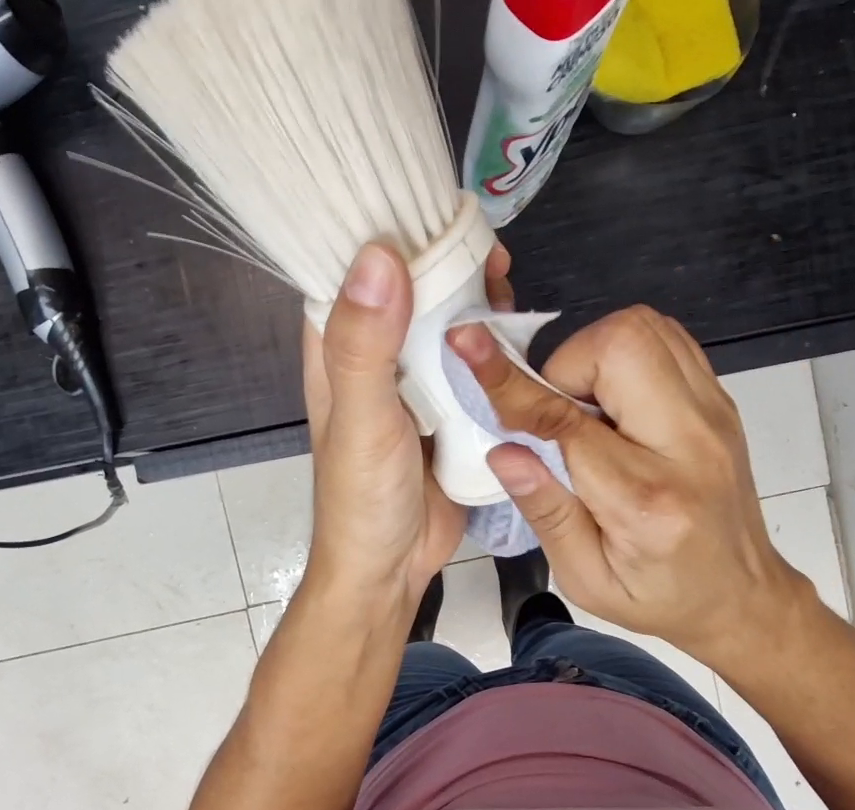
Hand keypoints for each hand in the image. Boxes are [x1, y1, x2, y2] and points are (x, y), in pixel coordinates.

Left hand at [300, 243, 497, 608]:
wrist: (392, 569)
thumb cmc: (363, 497)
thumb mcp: (362, 420)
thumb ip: (366, 345)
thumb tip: (380, 253)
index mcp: (336, 348)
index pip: (348, 267)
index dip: (382, 227)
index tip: (424, 196)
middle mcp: (372, 355)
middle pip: (406, 287)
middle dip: (443, 258)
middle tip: (486, 244)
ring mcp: (411, 381)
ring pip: (443, 319)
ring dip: (472, 297)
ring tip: (506, 278)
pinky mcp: (447, 406)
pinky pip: (470, 360)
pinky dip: (491, 341)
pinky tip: (518, 329)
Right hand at [445, 306, 815, 663]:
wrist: (740, 593)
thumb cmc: (659, 596)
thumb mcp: (585, 578)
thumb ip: (545, 512)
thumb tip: (503, 451)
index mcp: (645, 500)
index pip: (566, 422)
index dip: (511, 382)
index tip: (468, 344)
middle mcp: (689, 442)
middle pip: (620, 344)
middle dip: (566, 366)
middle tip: (559, 415)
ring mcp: (713, 412)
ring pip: (644, 328)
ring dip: (594, 357)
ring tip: (586, 410)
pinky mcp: (719, 398)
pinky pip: (665, 337)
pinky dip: (624, 354)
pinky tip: (614, 401)